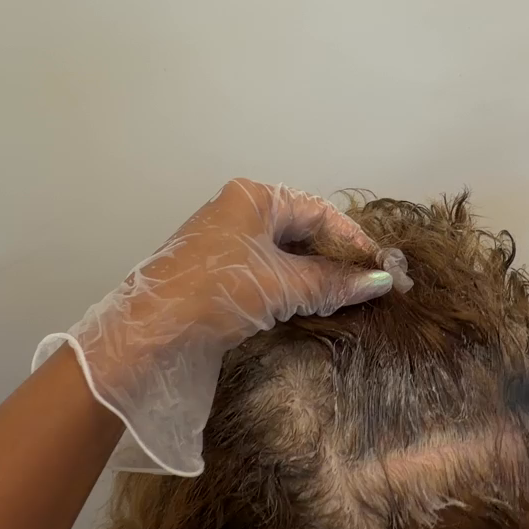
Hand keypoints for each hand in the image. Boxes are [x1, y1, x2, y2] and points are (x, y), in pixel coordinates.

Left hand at [33, 179, 396, 475]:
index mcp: (254, 197)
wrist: (146, 332)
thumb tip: (381, 282)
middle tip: (368, 284)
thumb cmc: (215, 292)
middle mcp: (241, 209)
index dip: (353, 239)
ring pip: (286, 251)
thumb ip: (332, 282)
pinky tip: (310, 301)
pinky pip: (268, 267)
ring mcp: (227, 238)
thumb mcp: (280, 285)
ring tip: (346, 295)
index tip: (381, 268)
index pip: (318, 211)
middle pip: (303, 229)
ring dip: (315, 273)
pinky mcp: (218, 267)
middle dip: (336, 257)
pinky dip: (292, 283)